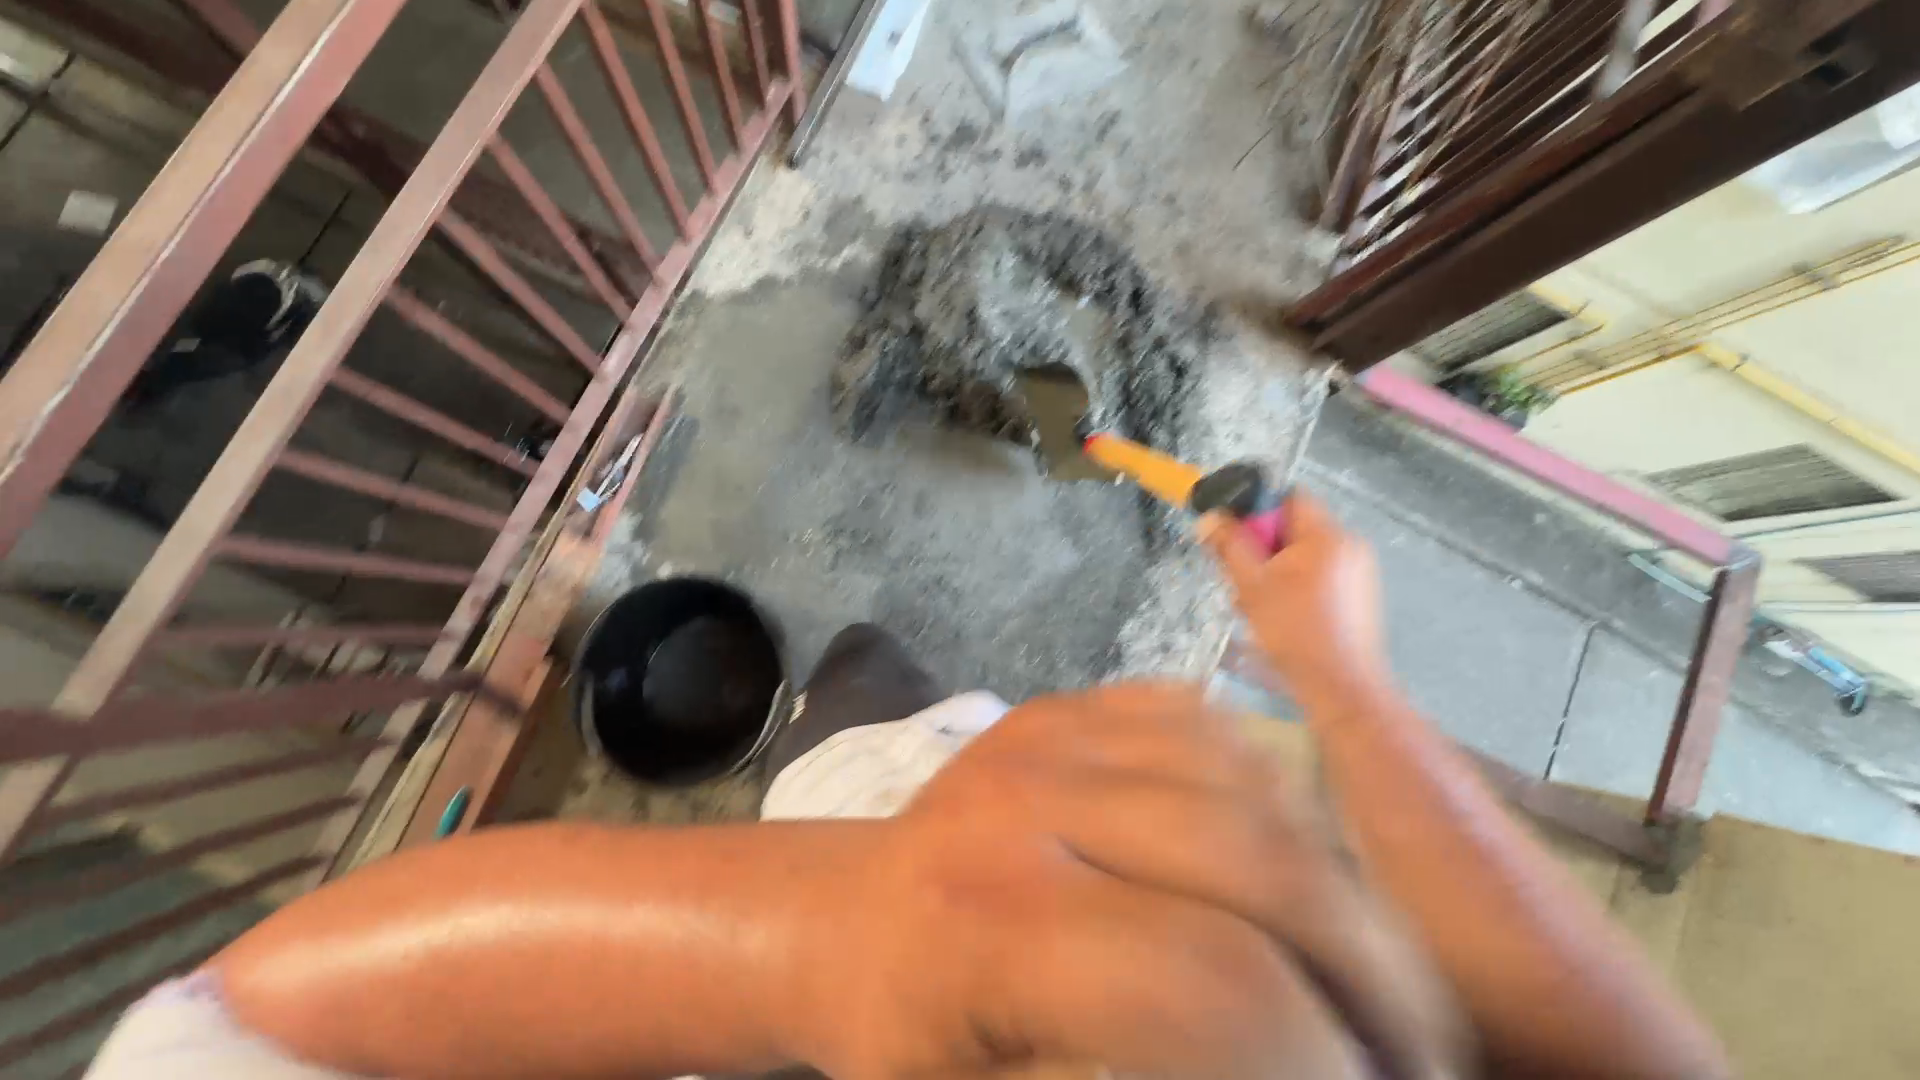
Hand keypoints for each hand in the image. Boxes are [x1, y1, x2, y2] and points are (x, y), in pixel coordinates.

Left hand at [796, 681, 1469, 1079]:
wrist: (853, 915)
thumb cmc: (912, 1036)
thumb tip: (1283, 1059)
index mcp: (991, 924)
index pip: (1210, 980)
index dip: (1321, 1050)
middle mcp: (1025, 801)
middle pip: (1253, 856)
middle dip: (1366, 959)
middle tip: (1409, 1034)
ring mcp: (1048, 732)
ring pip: (1250, 779)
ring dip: (1335, 873)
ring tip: (1363, 952)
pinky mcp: (1066, 704)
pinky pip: (1209, 724)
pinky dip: (1274, 791)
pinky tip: (1290, 858)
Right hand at [1200, 493, 1392, 712]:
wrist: (1341, 687)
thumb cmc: (1295, 632)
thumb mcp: (1251, 586)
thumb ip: (1229, 546)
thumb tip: (1209, 519)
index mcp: (1328, 535)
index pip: (1289, 497)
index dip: (1257, 511)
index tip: (1234, 536)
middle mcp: (1350, 545)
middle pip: (1294, 528)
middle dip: (1261, 548)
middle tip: (1241, 578)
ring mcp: (1359, 572)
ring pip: (1302, 556)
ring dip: (1274, 571)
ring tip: (1257, 604)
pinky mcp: (1359, 597)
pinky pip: (1318, 577)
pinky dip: (1294, 588)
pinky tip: (1280, 617)